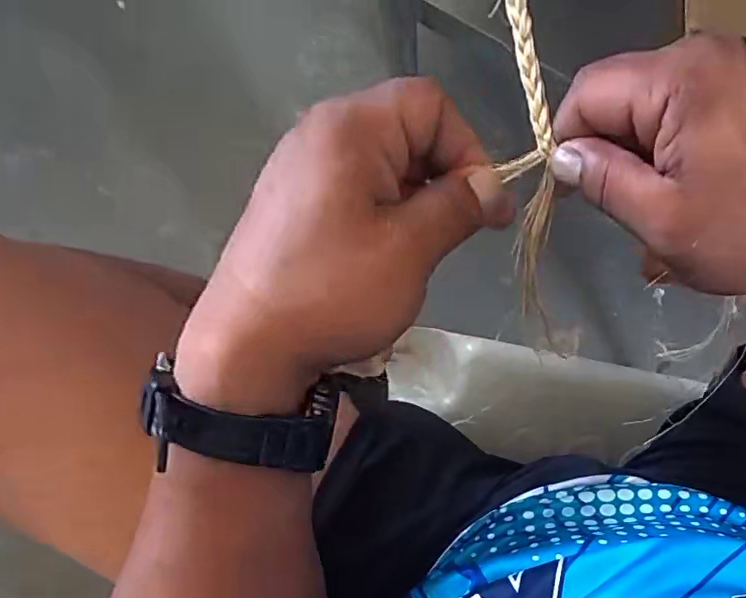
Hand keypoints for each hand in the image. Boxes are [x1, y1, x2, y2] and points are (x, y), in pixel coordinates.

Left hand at [177, 78, 512, 405]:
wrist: (251, 343)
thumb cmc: (335, 293)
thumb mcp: (409, 251)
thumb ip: (456, 207)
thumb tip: (494, 186)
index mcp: (350, 129)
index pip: (430, 104)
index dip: (469, 150)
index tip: (485, 208)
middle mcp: (323, 133)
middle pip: (407, 131)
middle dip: (446, 179)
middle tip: (466, 235)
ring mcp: (305, 169)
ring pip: (386, 167)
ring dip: (419, 204)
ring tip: (425, 255)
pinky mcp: (297, 204)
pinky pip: (358, 193)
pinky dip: (388, 217)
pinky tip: (388, 260)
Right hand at [550, 34, 745, 300]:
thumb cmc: (745, 236)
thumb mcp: (661, 219)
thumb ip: (604, 181)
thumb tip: (561, 156)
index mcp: (679, 75)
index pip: (590, 91)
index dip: (569, 142)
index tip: (571, 194)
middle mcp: (702, 55)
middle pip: (620, 95)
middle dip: (608, 153)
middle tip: (624, 210)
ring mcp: (727, 71)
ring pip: (648, 110)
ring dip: (638, 160)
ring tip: (658, 209)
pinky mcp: (742, 94)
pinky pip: (680, 116)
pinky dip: (667, 155)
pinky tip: (682, 193)